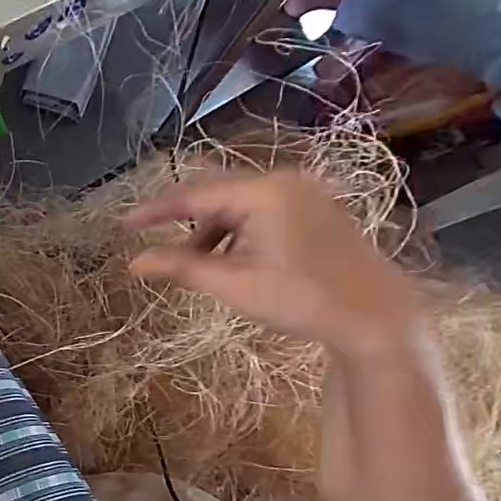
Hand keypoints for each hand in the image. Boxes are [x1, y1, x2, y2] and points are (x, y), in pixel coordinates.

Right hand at [126, 171, 423, 358]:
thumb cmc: (301, 298)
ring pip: (234, 204)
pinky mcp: (313, 208)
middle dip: (180, 219)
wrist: (377, 317)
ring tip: (195, 263)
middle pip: (213, 194)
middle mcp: (283, 182)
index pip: (192, 196)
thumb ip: (179, 267)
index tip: (123, 224)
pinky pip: (257, 210)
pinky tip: (229, 258)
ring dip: (208, 230)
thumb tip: (133, 262)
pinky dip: (233, 231)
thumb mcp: (232, 284)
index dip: (154, 211)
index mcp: (263, 193)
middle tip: (148, 238)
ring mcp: (302, 193)